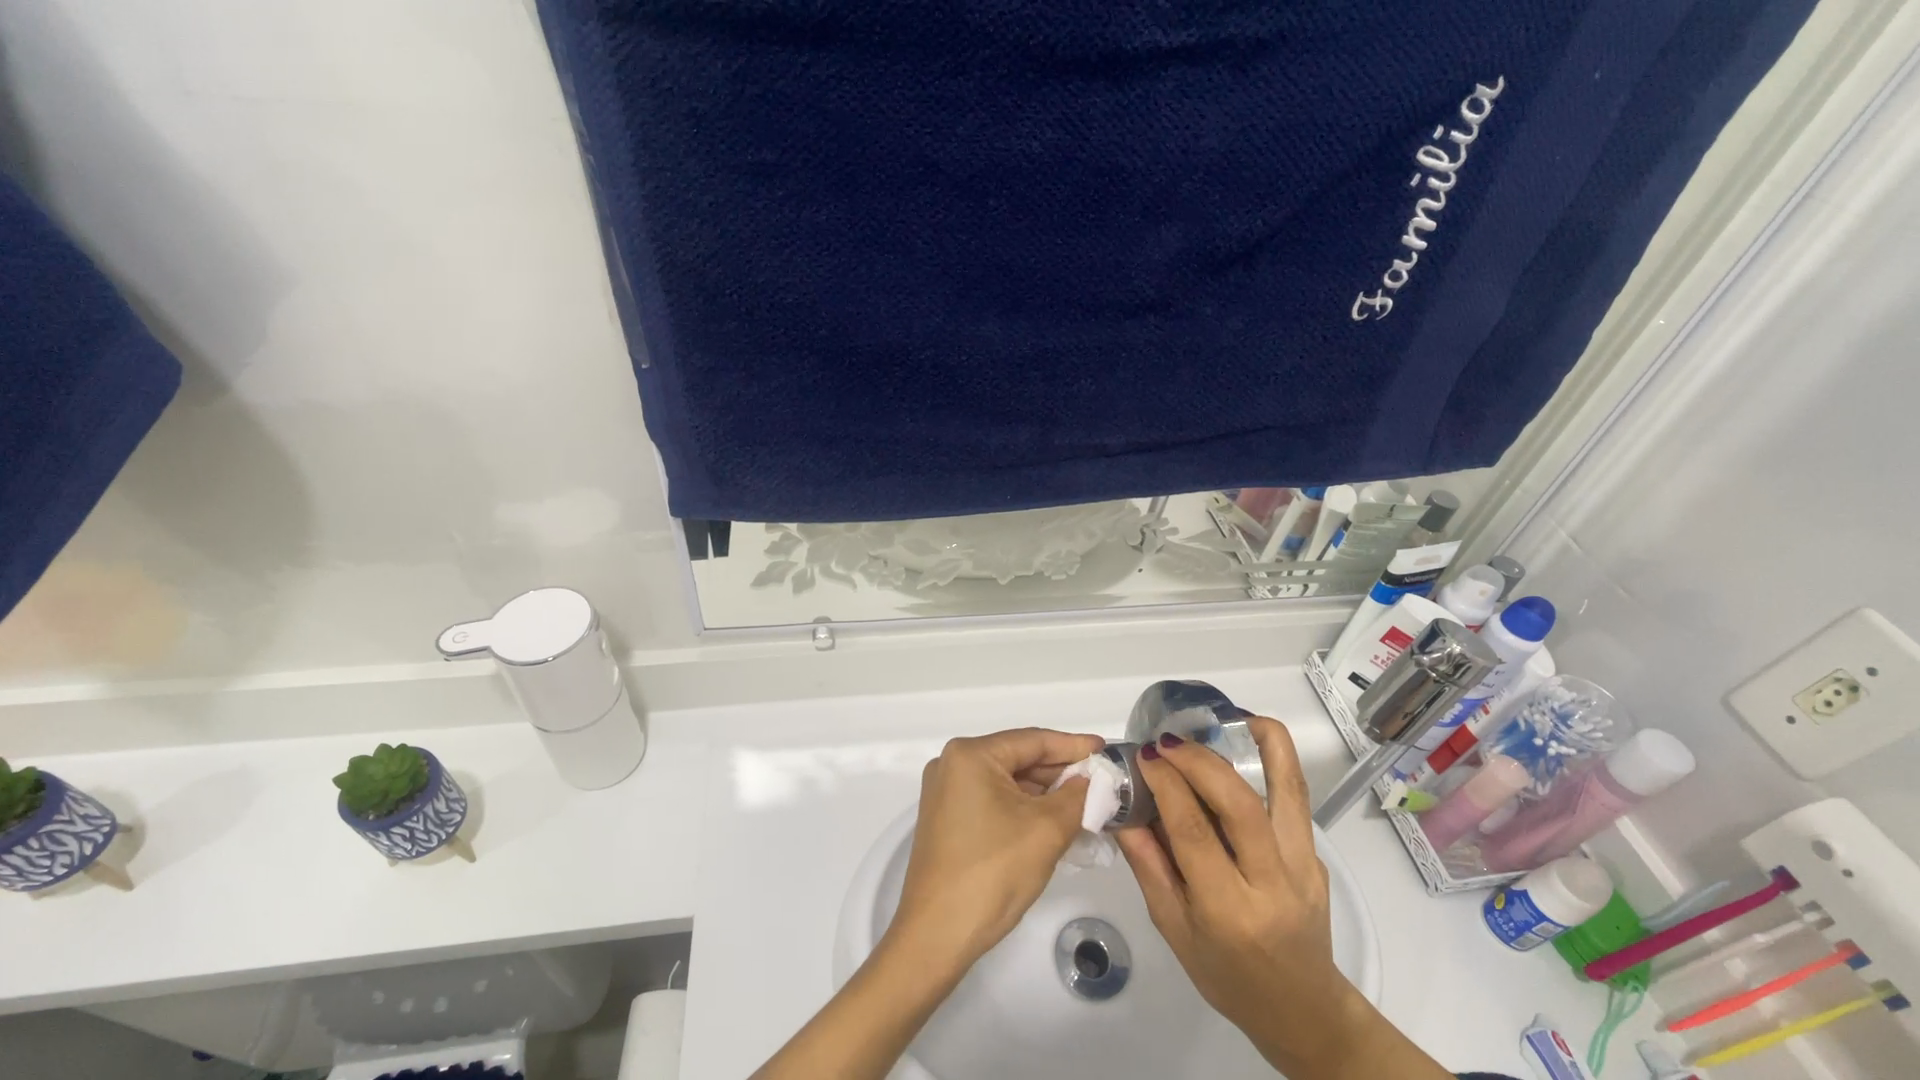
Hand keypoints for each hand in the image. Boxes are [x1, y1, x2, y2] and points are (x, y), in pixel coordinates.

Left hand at [890, 728, 1105, 968]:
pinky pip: (996, 803)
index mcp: (969, 755)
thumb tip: (1095, 780)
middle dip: (1062, 772)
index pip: (1033, 740)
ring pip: (1008, 784)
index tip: (1107, 750)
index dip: (1074, 746)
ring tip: (1089, 803)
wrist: (938, 935)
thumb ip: (1078, 796)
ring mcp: (946, 795)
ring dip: (1047, 794)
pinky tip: (1058, 821)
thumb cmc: (993, 872)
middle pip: (1019, 759)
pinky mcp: (949, 822)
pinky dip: (1027, 810)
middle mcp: (952, 766)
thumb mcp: (1046, 829)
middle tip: (1105, 782)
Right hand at [1116, 718, 1449, 1079]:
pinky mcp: (1317, 855)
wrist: (1301, 1006)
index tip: (1145, 757)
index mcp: (1228, 910)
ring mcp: (1303, 866)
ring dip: (1263, 745)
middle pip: (1240, 806)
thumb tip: (1123, 810)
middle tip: (1170, 742)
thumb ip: (1149, 867)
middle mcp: (1272, 883)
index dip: (1167, 787)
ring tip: (1233, 718)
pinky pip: (1296, 800)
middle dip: (1201, 763)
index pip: (1194, 834)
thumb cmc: (1227, 977)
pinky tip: (1252, 742)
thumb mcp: (1173, 930)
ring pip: (1288, 792)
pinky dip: (1278, 763)